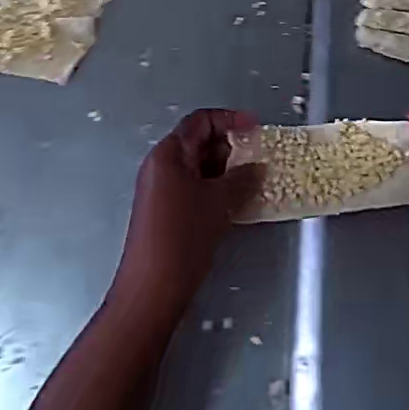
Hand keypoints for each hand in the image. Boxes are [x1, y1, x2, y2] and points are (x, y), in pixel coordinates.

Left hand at [111, 109, 261, 311]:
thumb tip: (256, 166)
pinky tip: (233, 200)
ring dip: (224, 167)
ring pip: (197, 165)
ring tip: (251, 179)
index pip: (201, 121)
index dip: (230, 119)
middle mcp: (160, 165)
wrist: (151, 290)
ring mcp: (159, 188)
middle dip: (229, 145)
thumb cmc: (183, 237)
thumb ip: (242, 177)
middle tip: (257, 156)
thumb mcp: (220, 202)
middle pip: (198, 140)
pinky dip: (213, 185)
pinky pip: (192, 185)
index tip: (255, 127)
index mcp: (169, 153)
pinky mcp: (163, 209)